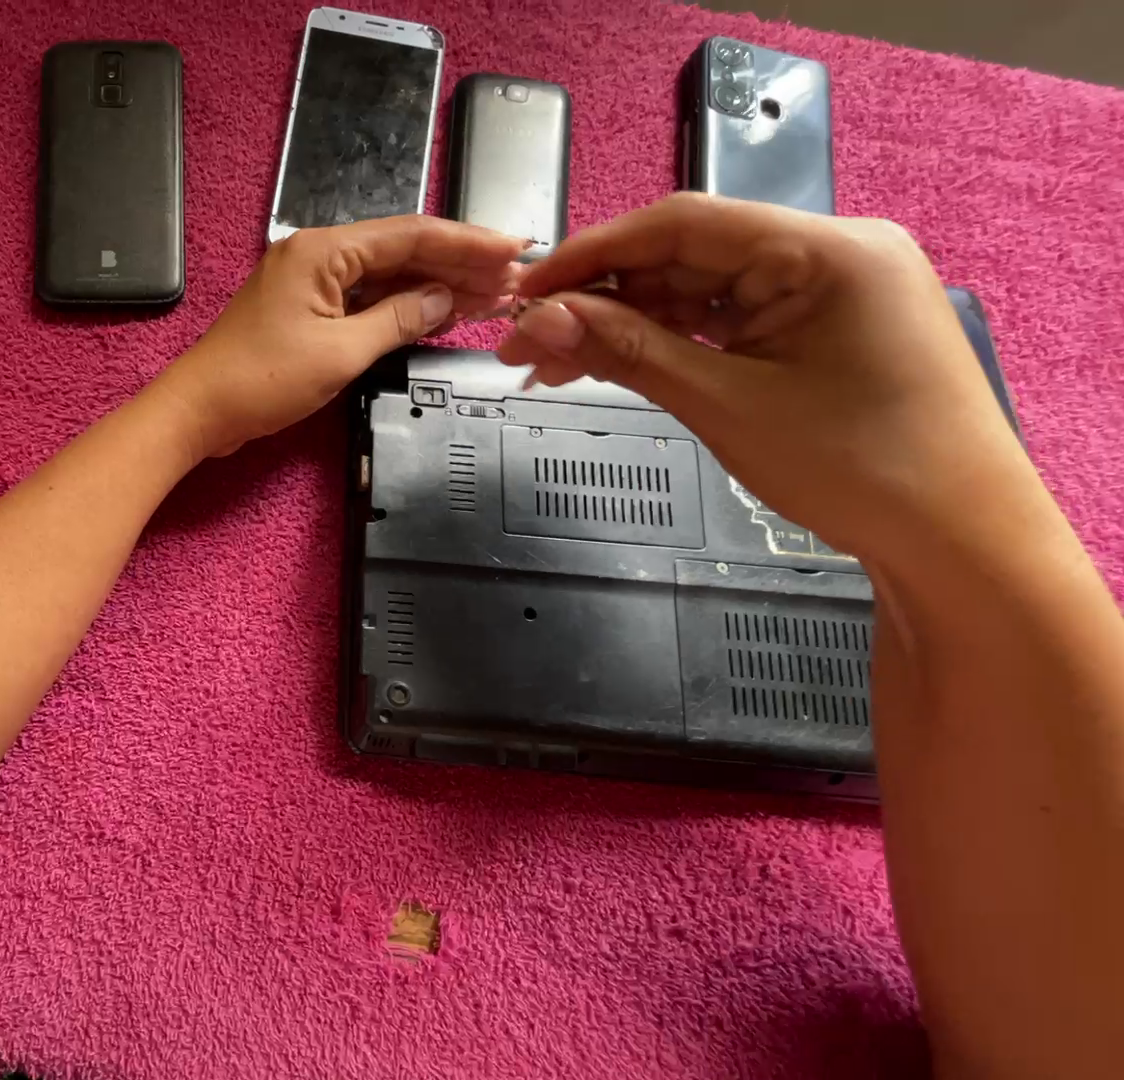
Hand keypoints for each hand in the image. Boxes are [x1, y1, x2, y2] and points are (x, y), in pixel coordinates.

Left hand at [152, 215, 526, 457]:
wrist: (199, 411)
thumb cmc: (259, 380)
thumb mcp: (339, 353)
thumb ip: (397, 320)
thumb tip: (443, 300)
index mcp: (323, 250)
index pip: (411, 235)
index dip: (467, 242)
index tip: (515, 248)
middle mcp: (317, 255)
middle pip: (401, 251)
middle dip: (457, 267)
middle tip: (511, 282)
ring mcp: (309, 283)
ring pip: (384, 277)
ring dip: (432, 288)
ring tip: (487, 299)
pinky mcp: (304, 311)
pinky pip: (363, 300)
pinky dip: (399, 309)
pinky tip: (436, 315)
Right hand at [499, 193, 1040, 566]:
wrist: (950, 534)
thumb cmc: (856, 465)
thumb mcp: (723, 403)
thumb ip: (628, 351)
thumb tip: (540, 320)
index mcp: (824, 250)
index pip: (681, 225)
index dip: (590, 253)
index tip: (524, 292)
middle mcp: (823, 252)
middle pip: (680, 258)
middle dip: (596, 300)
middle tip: (523, 343)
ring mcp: (816, 290)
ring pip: (689, 293)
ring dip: (617, 327)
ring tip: (548, 365)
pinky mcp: (805, 327)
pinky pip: (713, 322)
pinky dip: (656, 344)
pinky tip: (602, 363)